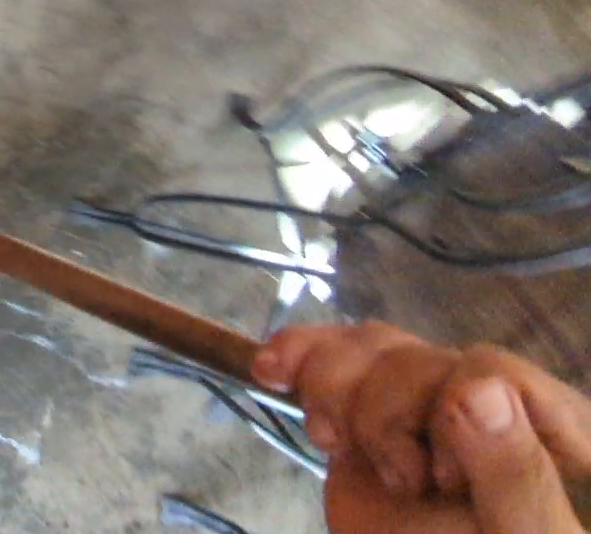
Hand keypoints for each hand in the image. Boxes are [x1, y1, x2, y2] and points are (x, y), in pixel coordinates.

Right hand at [254, 322, 590, 532]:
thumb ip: (517, 478)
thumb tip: (478, 388)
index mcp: (556, 441)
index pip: (495, 372)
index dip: (450, 405)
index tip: (442, 476)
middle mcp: (494, 412)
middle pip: (416, 356)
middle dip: (379, 408)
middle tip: (393, 479)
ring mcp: (423, 408)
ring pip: (365, 346)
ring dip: (329, 386)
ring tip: (331, 444)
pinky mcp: (364, 410)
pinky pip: (327, 352)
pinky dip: (292, 355)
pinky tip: (270, 373)